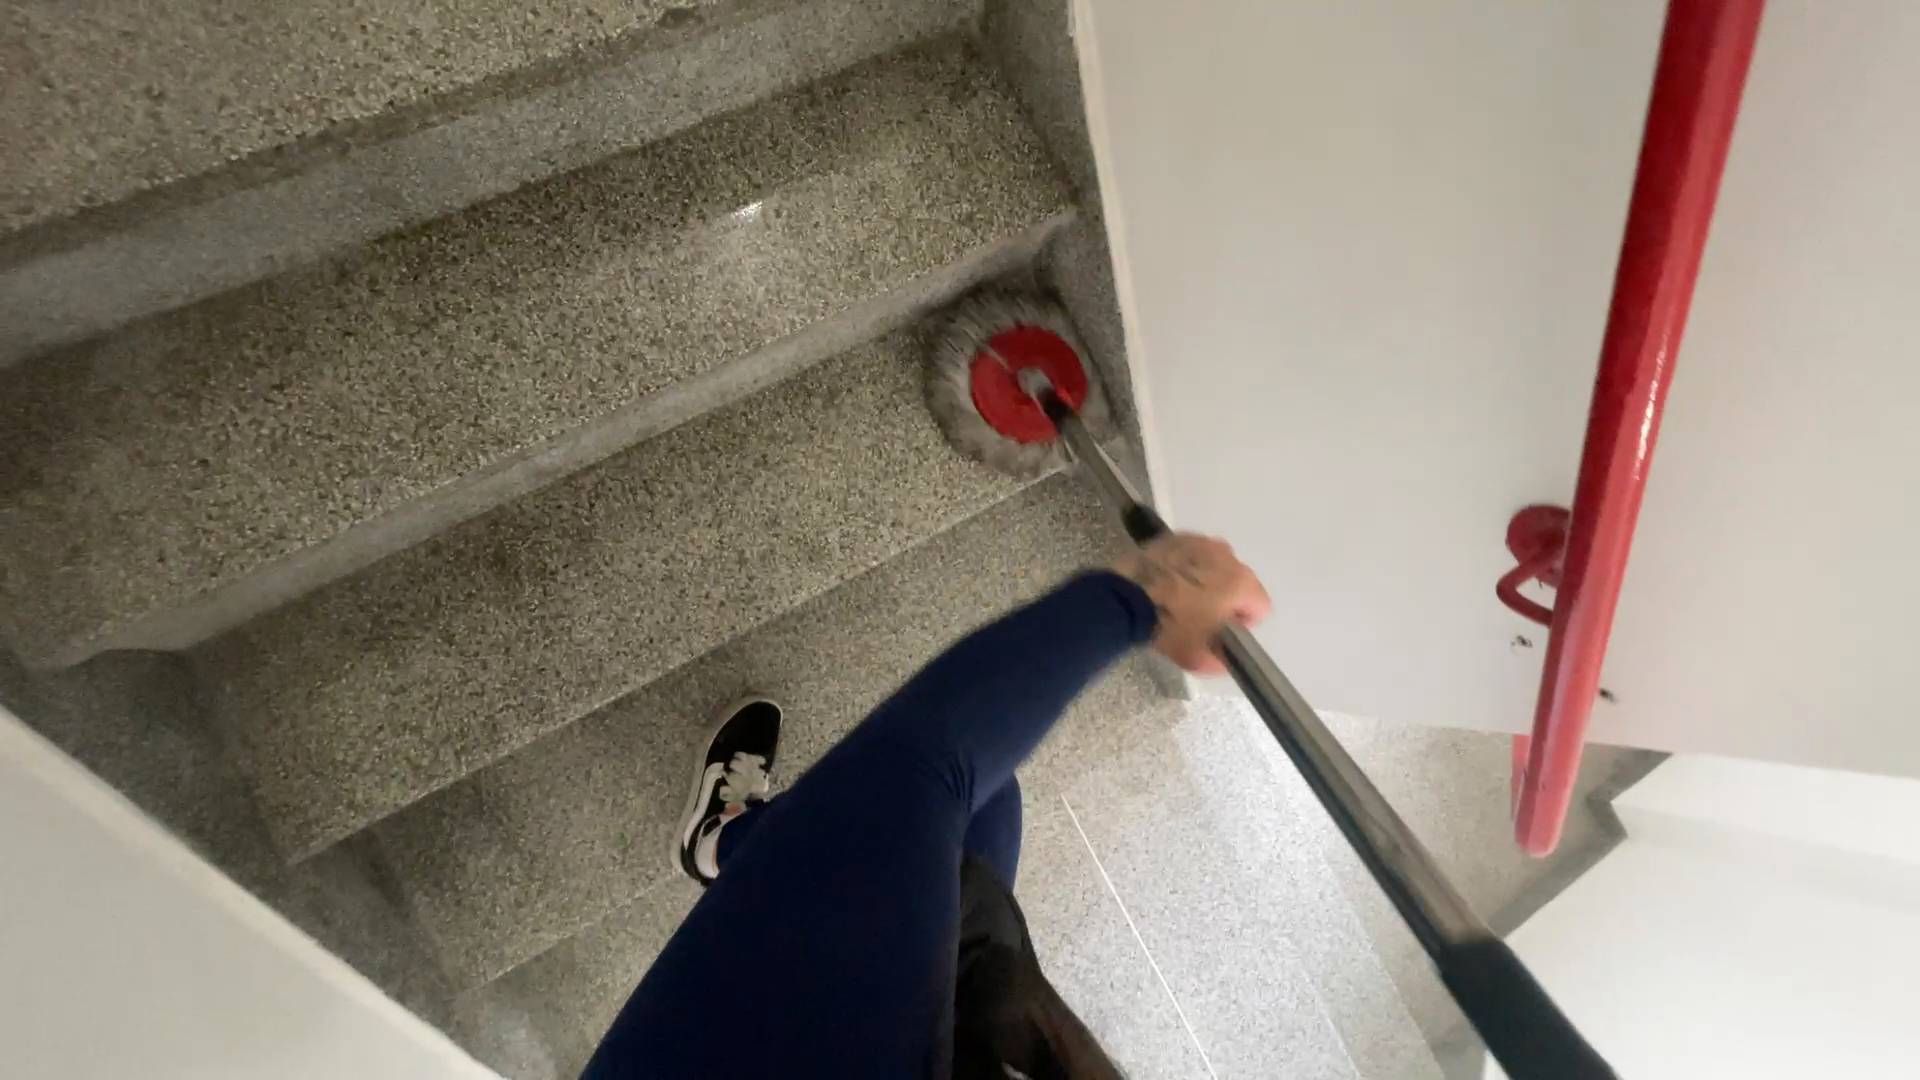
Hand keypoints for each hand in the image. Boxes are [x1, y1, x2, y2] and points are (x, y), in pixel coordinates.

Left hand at [1114, 533, 1270, 674]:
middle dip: (1224, 600)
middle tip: (1198, 616)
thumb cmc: (1168, 624)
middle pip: (1238, 584)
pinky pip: (1192, 554)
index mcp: (1242, 583)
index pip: (1260, 607)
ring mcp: (1200, 542)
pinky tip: (1168, 580)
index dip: (1242, 623)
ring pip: (1215, 566)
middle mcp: (1227, 556)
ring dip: (1206, 580)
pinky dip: (1185, 566)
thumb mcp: (1196, 657)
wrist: (1125, 595)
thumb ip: (1220, 662)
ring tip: (1180, 597)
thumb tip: (1225, 660)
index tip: (1221, 631)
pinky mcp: (1176, 537)